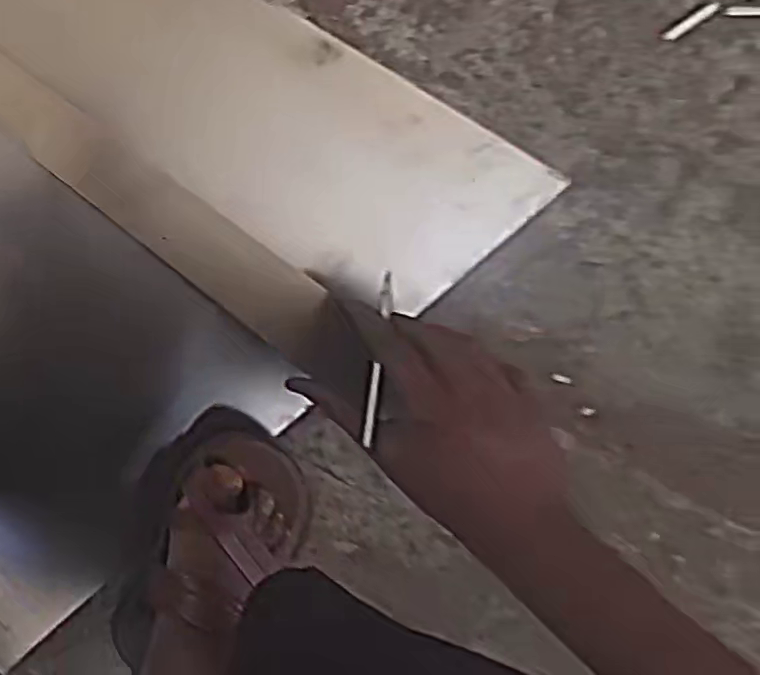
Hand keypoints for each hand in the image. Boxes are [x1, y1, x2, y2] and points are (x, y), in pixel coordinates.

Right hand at [289, 314, 569, 553]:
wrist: (523, 527)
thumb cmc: (445, 491)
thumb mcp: (385, 452)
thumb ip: (342, 412)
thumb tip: (301, 385)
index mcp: (430, 403)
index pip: (392, 346)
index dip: (369, 322)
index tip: (352, 307)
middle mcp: (471, 393)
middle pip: (433, 338)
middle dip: (404, 323)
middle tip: (383, 322)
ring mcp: (508, 398)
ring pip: (470, 346)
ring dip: (439, 334)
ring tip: (419, 334)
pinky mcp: (534, 407)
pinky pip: (504, 366)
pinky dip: (479, 355)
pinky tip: (466, 360)